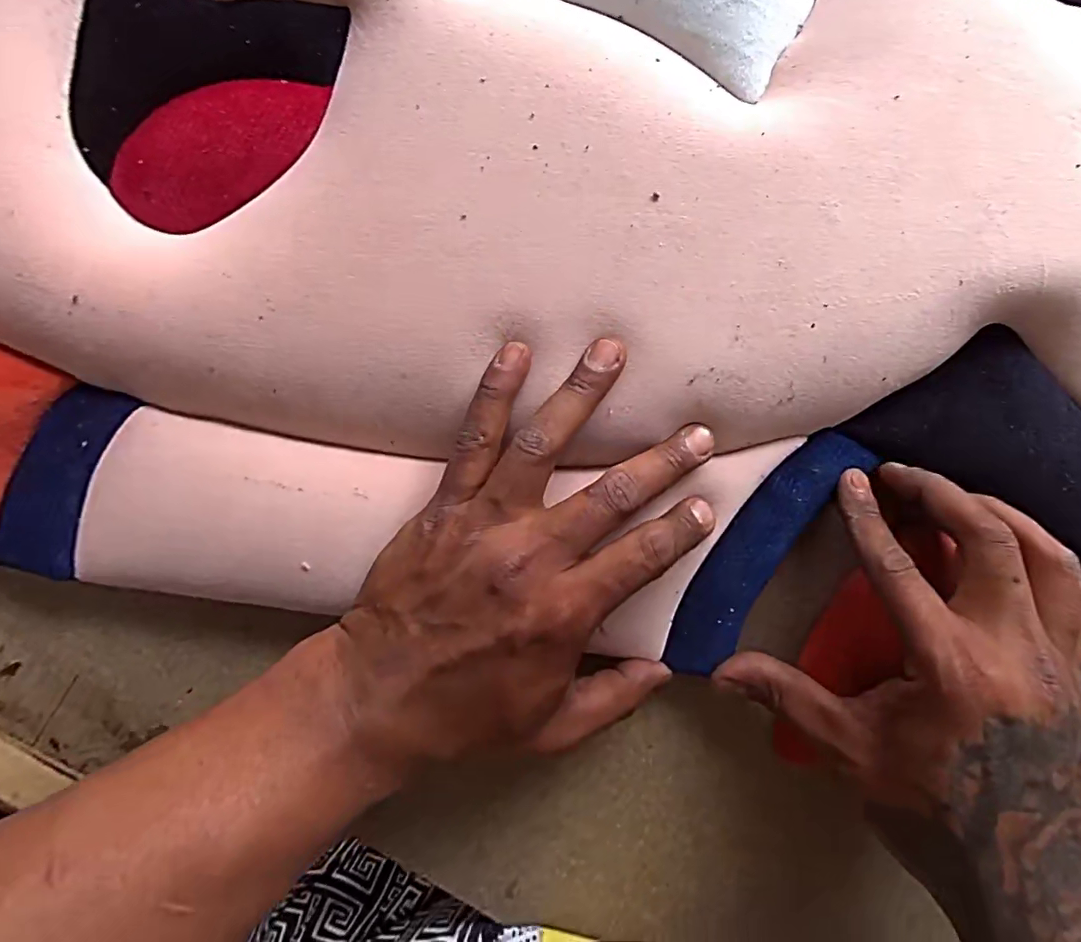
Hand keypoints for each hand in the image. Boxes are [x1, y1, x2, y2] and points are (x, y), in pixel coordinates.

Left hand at [332, 338, 715, 772]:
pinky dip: (495, 394)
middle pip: (610, 496)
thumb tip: (664, 672)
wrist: (374, 697)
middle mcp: (532, 557)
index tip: (705, 505)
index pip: (640, 559)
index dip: (679, 531)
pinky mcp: (447, 505)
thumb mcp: (549, 728)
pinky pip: (473, 441)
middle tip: (697, 432)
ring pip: (543, 446)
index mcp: (564, 612)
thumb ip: (612, 700)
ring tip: (610, 352)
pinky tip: (514, 353)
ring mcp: (487, 523)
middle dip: (662, 461)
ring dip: (581, 395)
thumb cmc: (464, 715)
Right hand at [714, 464, 1080, 941]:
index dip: (869, 518)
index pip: (900, 569)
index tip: (852, 479)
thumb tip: (721, 673)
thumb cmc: (932, 810)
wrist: (1029, 876)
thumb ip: (788, 698)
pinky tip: (1013, 555)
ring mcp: (1056, 658)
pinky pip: (1078, 594)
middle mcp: (1011, 648)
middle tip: (901, 475)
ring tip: (958, 499)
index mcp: (949, 665)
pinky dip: (1044, 558)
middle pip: (990, 540)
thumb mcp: (850, 751)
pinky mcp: (1080, 672)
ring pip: (1048, 556)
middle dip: (942, 493)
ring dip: (1001, 513)